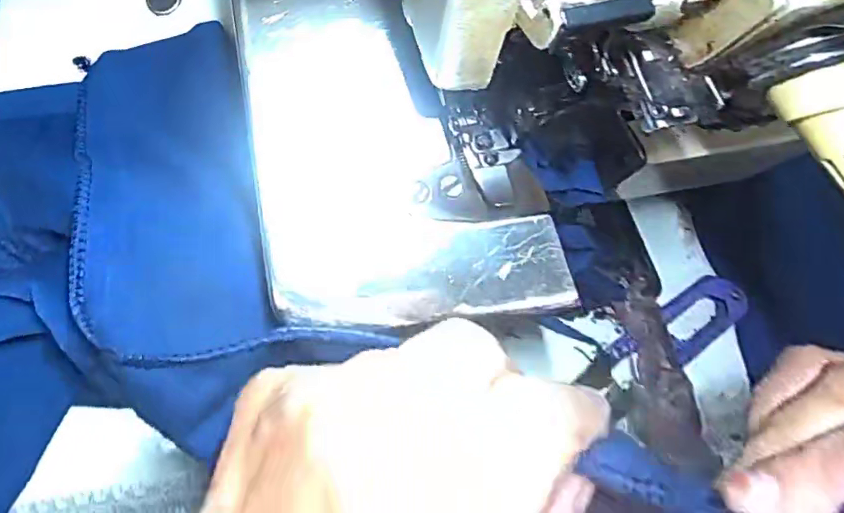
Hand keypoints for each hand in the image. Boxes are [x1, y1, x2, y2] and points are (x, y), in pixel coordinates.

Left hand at [203, 318, 610, 512]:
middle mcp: (379, 405)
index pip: (545, 403)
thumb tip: (566, 466)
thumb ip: (536, 512)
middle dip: (495, 388)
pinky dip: (352, 406)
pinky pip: (336, 372)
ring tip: (406, 455)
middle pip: (470, 347)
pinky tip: (342, 457)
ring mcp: (314, 388)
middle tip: (493, 438)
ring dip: (421, 396)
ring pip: (403, 356)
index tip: (576, 434)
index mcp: (453, 470)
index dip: (573, 420)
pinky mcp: (268, 389)